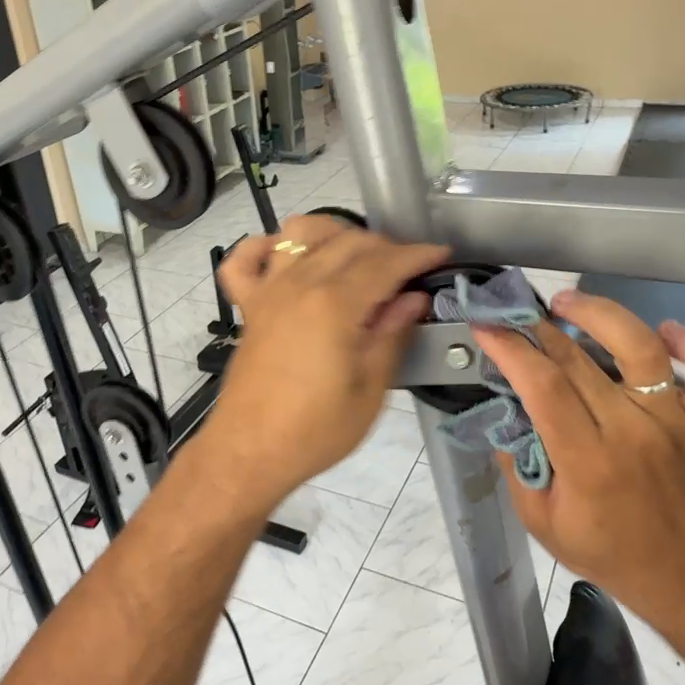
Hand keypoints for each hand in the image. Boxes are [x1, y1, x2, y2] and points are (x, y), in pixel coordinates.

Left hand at [197, 215, 447, 516]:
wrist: (250, 452)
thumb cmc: (316, 430)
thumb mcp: (371, 390)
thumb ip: (392, 334)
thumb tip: (412, 299)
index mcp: (335, 304)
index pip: (385, 262)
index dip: (418, 255)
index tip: (441, 256)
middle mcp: (299, 284)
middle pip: (349, 241)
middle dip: (386, 246)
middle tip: (409, 270)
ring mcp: (268, 291)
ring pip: (299, 232)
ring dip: (333, 233)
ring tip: (356, 258)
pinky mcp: (248, 307)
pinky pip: (243, 259)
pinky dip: (264, 247)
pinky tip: (286, 258)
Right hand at [471, 291, 684, 623]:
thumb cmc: (606, 551)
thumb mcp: (540, 520)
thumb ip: (518, 464)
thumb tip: (506, 413)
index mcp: (588, 462)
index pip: (544, 387)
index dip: (510, 350)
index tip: (485, 328)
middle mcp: (633, 432)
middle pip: (579, 360)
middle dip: (536, 329)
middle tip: (511, 316)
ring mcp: (674, 422)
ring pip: (643, 348)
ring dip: (601, 314)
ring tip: (568, 302)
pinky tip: (667, 332)